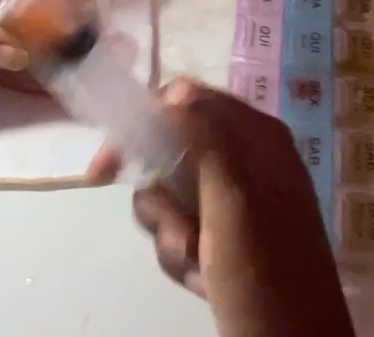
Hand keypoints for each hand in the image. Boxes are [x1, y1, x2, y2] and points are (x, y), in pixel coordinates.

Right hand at [88, 80, 354, 336]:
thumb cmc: (265, 270)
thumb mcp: (234, 197)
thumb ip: (204, 138)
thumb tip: (173, 94)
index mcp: (256, 134)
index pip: (188, 100)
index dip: (145, 122)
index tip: (108, 166)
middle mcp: (245, 156)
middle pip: (171, 151)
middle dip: (162, 198)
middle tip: (179, 234)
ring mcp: (236, 197)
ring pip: (170, 195)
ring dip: (172, 233)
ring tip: (200, 263)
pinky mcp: (227, 235)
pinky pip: (181, 229)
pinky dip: (183, 256)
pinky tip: (205, 279)